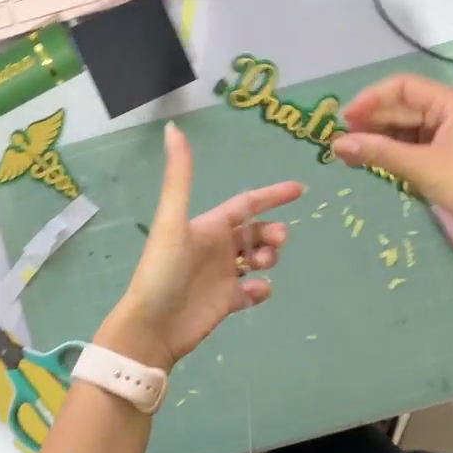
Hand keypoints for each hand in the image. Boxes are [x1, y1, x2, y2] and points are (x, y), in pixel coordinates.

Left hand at [97, 123, 303, 370]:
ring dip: (268, 258)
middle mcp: (216, 248)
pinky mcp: (227, 303)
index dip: (272, 196)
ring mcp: (223, 276)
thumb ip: (180, 177)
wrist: (152, 325)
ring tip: (259, 267)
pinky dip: (261, 290)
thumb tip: (173, 128)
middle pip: (257, 232)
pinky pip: (255, 291)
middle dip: (273, 233)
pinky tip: (252, 293)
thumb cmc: (161, 271)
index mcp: (206, 226)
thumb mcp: (172, 220)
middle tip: (279, 241)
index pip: (245, 205)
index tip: (300, 190)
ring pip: (258, 259)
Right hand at [330, 75, 452, 241]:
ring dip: (376, 140)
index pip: (403, 88)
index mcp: (451, 103)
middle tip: (338, 140)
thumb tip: (337, 144)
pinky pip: (409, 150)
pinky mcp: (442, 161)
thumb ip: (378, 152)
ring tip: (346, 154)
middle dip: (370, 122)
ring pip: (403, 131)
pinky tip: (366, 163)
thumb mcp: (421, 166)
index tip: (345, 118)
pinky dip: (388, 155)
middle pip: (401, 109)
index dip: (371, 99)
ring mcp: (446, 138)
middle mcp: (448, 114)